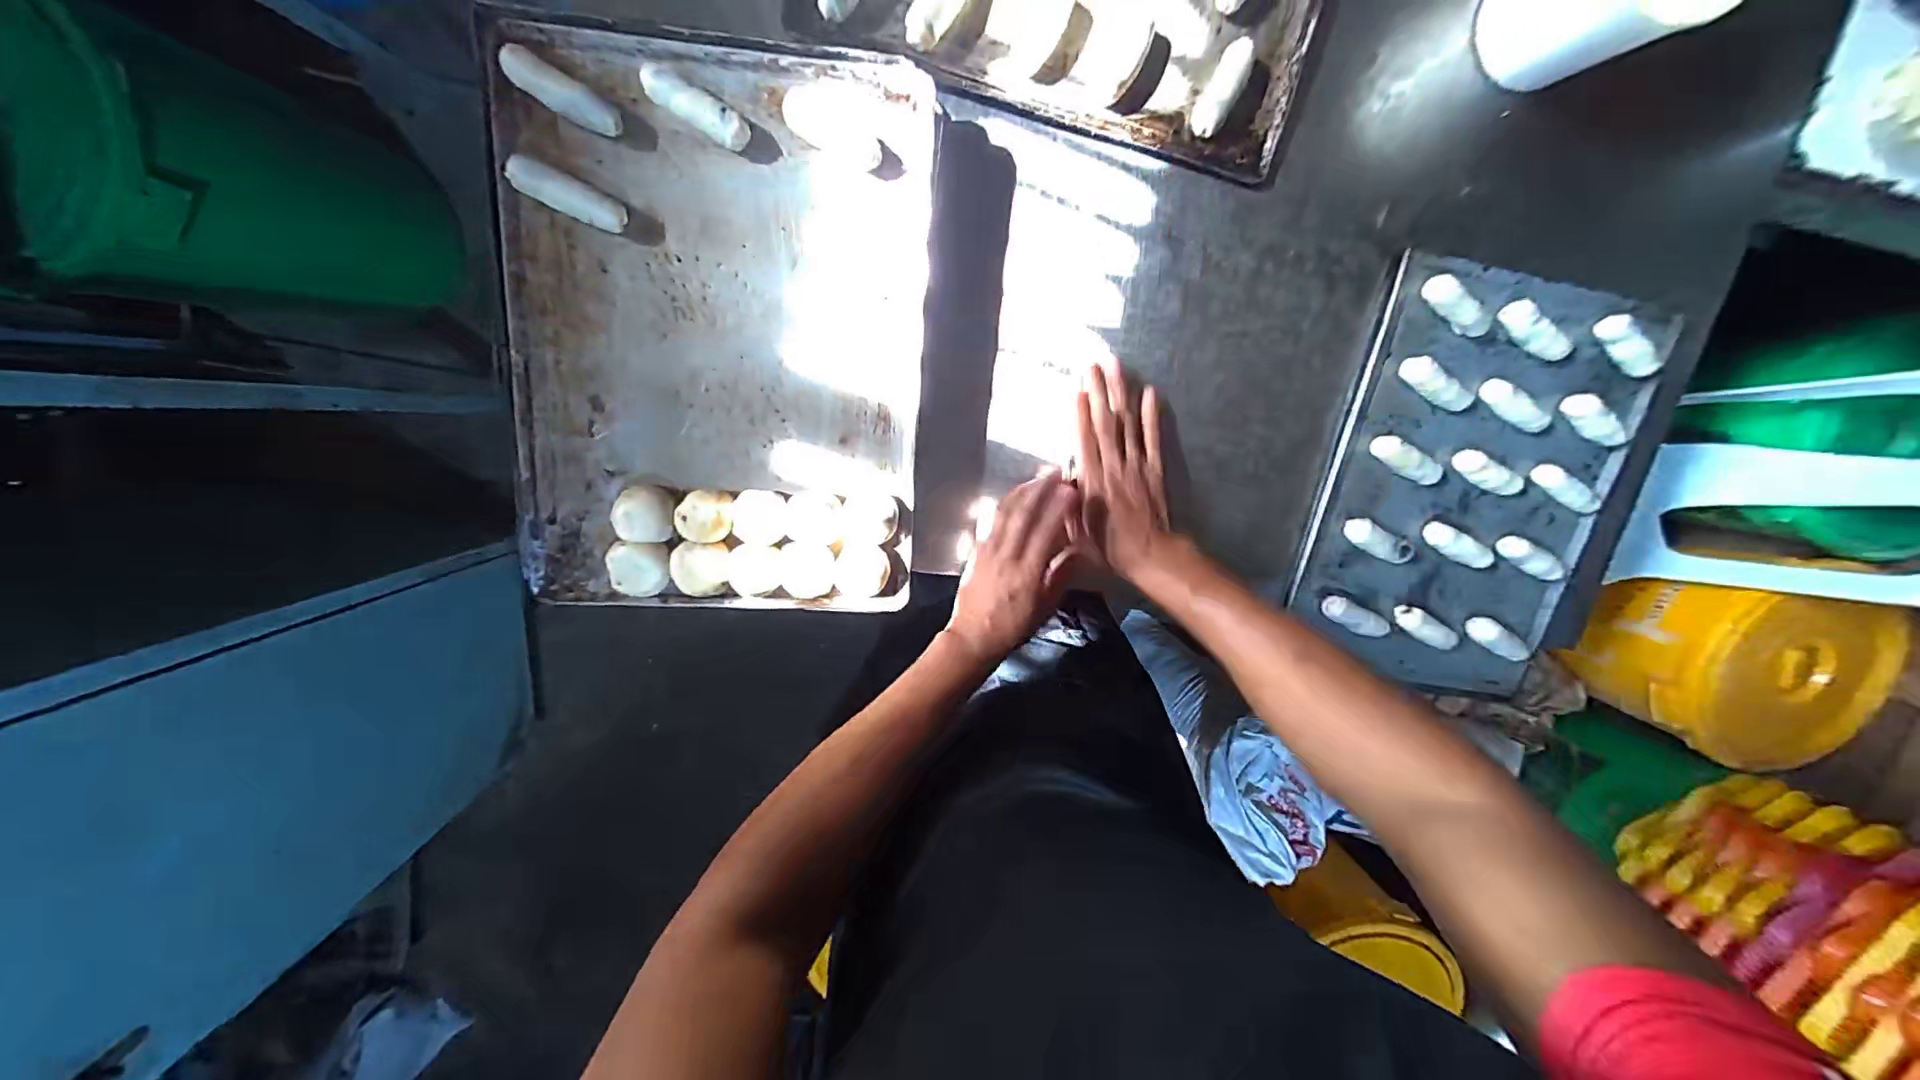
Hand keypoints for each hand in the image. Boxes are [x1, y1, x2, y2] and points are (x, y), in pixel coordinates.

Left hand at [945, 470, 1080, 664]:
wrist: (973, 636)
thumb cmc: (1014, 626)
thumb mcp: (1045, 607)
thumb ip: (1061, 577)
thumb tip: (1077, 551)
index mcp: (1027, 573)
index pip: (1045, 531)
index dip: (1058, 508)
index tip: (1071, 490)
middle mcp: (1006, 557)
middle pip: (1023, 514)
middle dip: (1040, 489)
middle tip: (1055, 472)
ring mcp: (988, 551)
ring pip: (1005, 513)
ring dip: (1021, 492)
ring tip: (1036, 478)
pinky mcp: (976, 551)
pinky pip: (991, 521)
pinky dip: (1003, 504)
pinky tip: (1012, 496)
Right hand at [1075, 361, 1172, 580]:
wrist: (1151, 556)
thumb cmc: (1111, 547)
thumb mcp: (1078, 530)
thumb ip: (1069, 501)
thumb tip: (1060, 478)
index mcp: (1092, 482)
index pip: (1085, 440)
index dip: (1080, 414)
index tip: (1078, 390)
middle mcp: (1113, 467)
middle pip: (1105, 423)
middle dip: (1099, 392)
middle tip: (1094, 365)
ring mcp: (1136, 465)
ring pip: (1127, 423)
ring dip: (1121, 393)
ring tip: (1116, 367)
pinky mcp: (1156, 469)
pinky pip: (1153, 438)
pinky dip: (1152, 415)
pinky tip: (1150, 393)